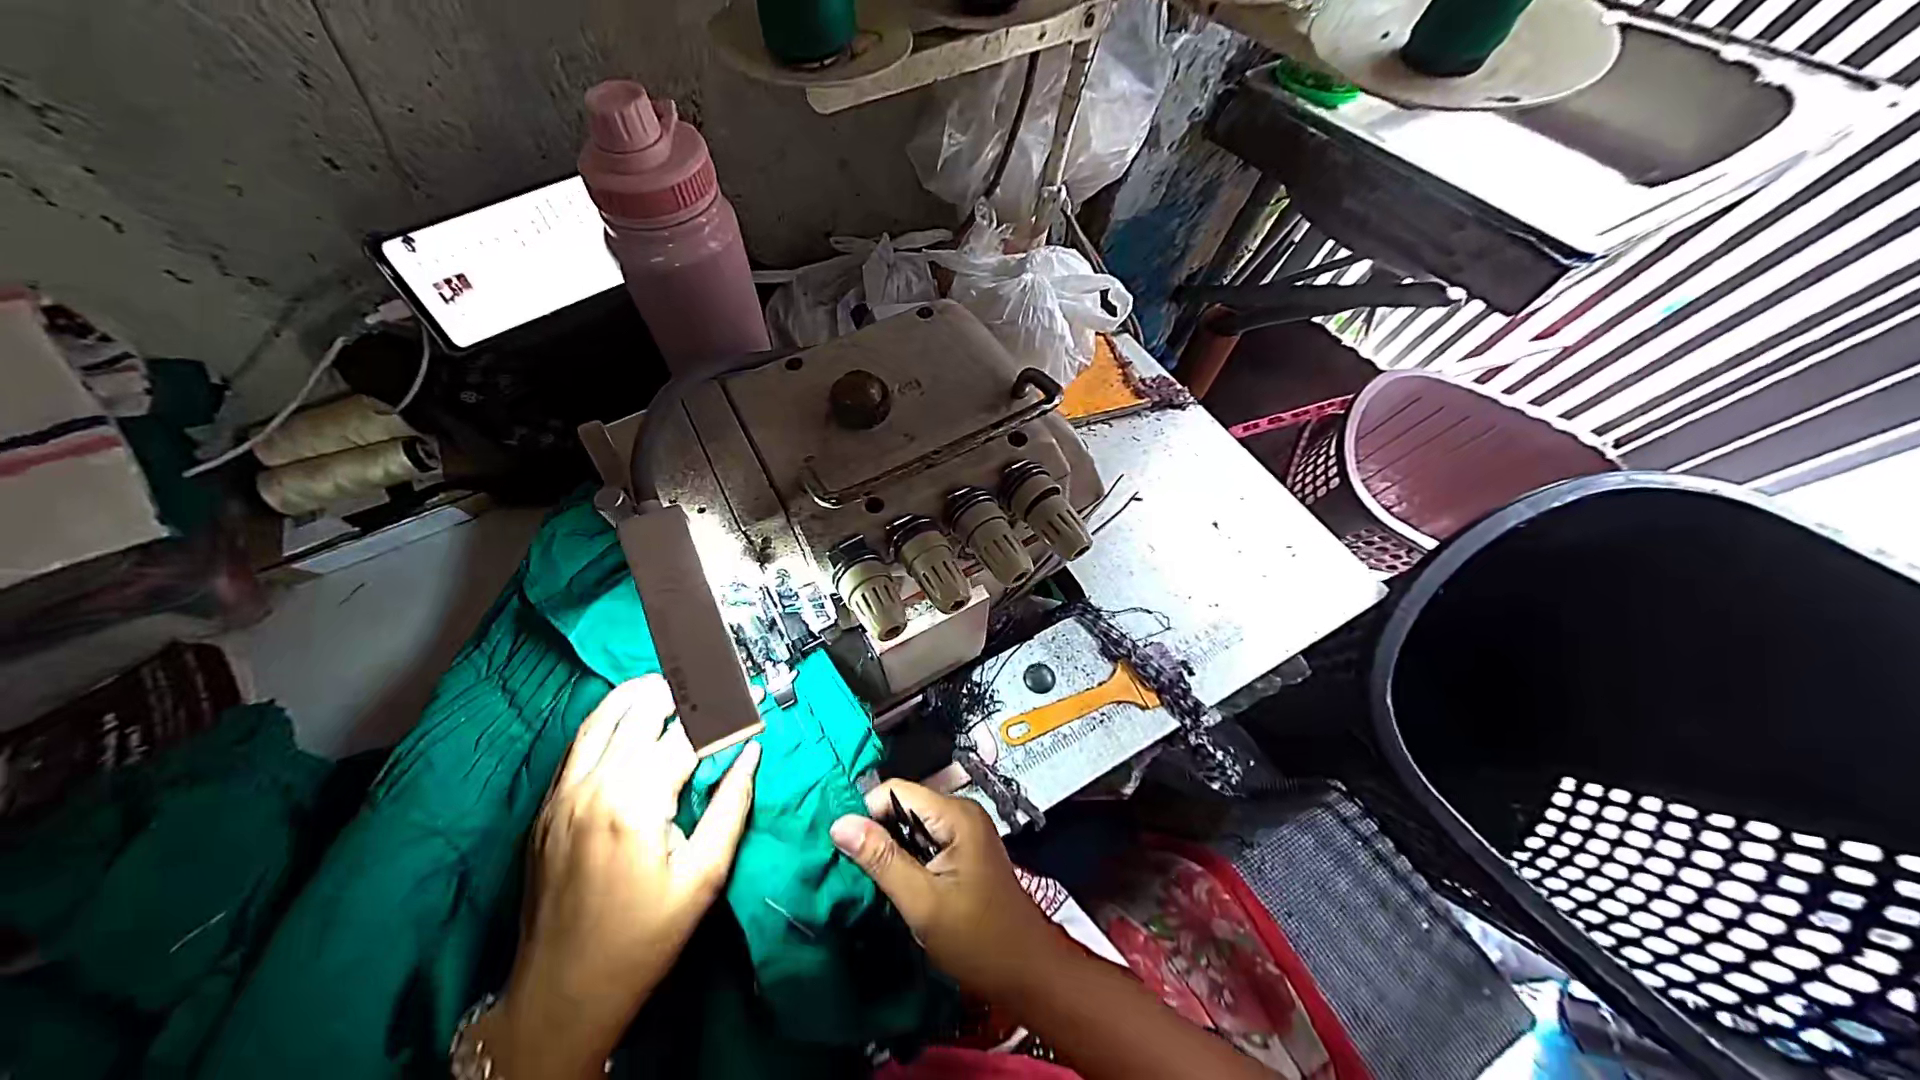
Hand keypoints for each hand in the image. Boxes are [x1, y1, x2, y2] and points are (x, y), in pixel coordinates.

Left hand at [480, 675, 760, 1078]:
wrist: (560, 994)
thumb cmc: (642, 940)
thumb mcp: (702, 878)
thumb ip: (730, 807)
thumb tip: (750, 754)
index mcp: (636, 804)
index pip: (690, 734)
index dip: (727, 710)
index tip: (752, 694)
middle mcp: (594, 787)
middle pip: (643, 710)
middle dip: (687, 689)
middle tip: (719, 677)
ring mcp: (563, 794)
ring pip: (604, 717)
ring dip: (642, 691)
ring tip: (676, 679)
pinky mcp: (547, 807)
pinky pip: (579, 742)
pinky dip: (609, 717)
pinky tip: (630, 714)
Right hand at [830, 780, 1068, 1004]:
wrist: (1026, 970)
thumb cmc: (976, 938)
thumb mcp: (922, 902)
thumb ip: (882, 859)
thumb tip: (839, 823)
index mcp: (955, 815)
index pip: (894, 790)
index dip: (866, 814)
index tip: (846, 849)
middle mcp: (962, 812)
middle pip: (903, 803)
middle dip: (877, 831)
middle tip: (857, 868)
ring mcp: (965, 830)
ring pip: (912, 823)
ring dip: (891, 846)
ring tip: (874, 878)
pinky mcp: (965, 849)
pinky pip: (926, 838)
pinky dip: (908, 856)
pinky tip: (899, 882)